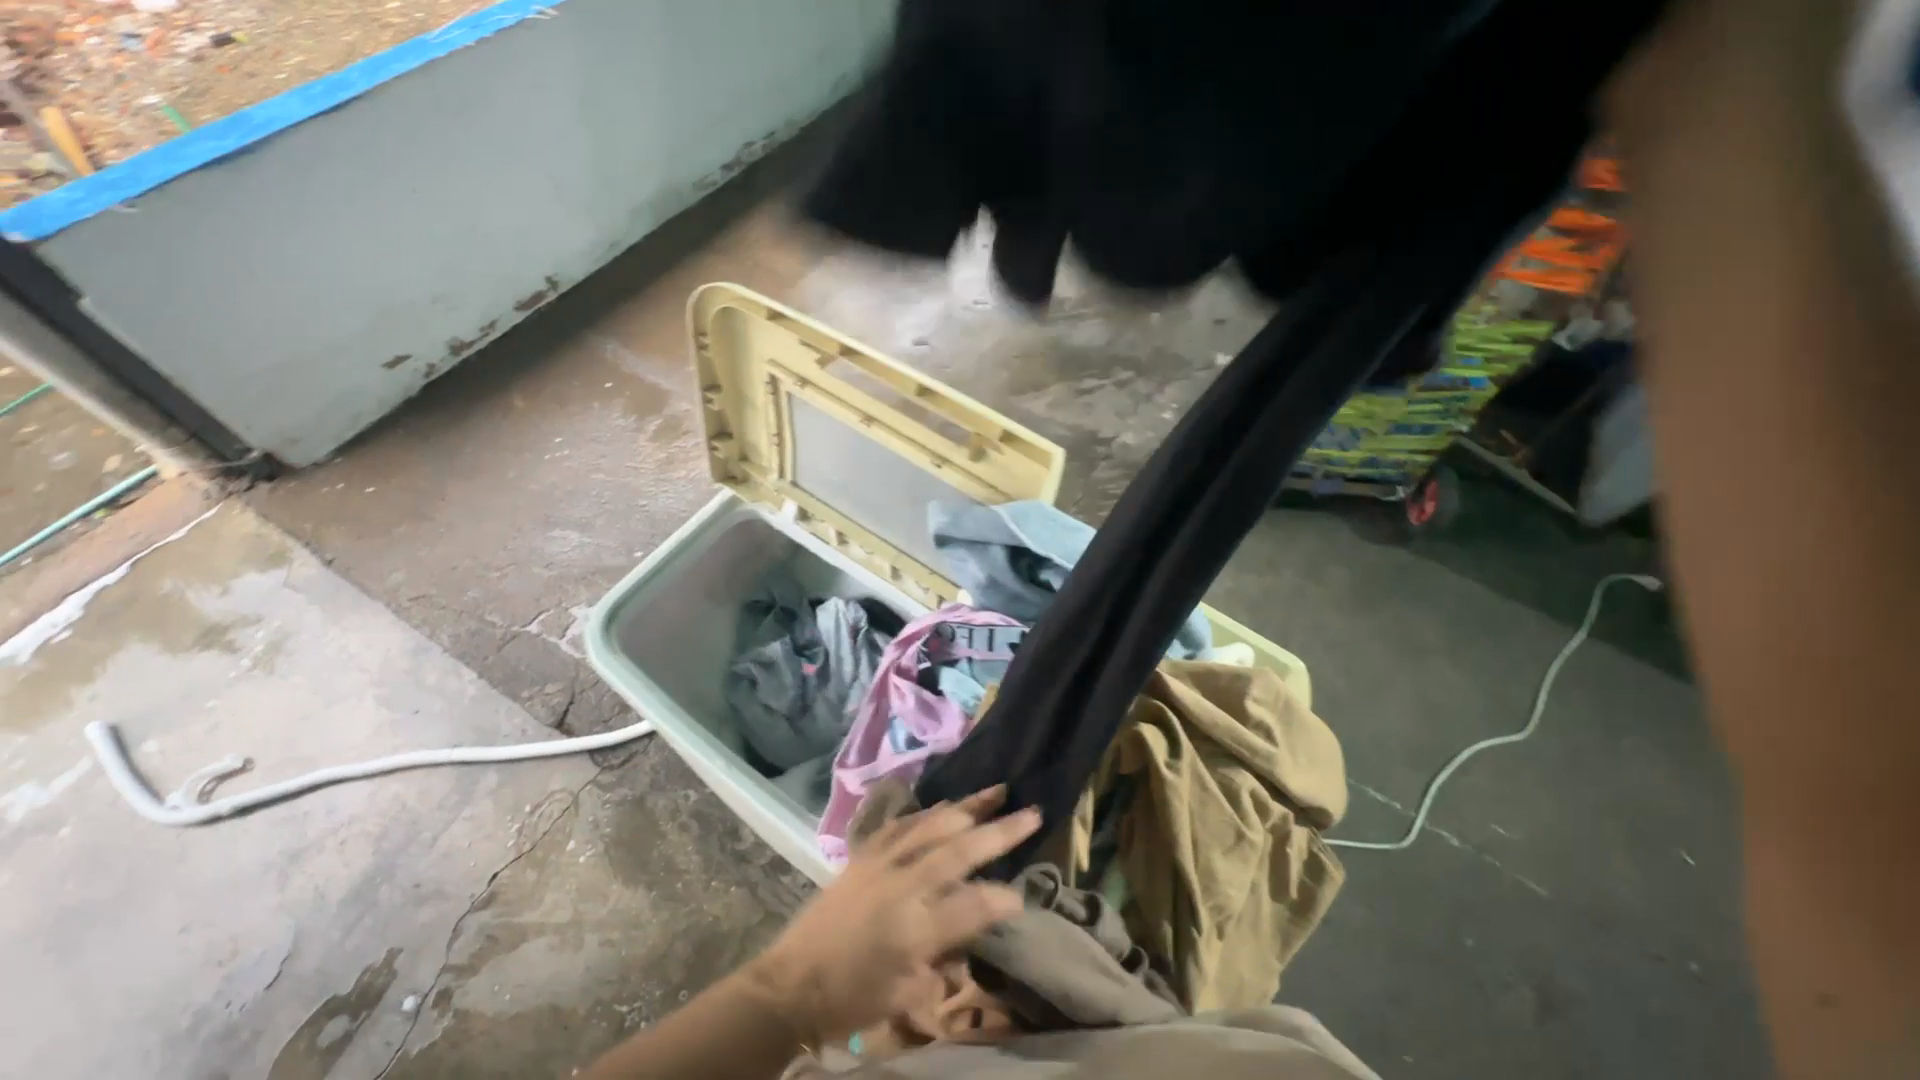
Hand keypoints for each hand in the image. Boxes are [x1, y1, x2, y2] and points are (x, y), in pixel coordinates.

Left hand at [740, 787, 1040, 1043]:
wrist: (789, 984)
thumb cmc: (851, 998)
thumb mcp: (906, 994)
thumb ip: (943, 959)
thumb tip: (973, 932)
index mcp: (915, 928)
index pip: (973, 904)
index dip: (1002, 898)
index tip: (1023, 895)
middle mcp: (901, 885)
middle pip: (958, 849)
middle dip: (999, 831)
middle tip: (1033, 812)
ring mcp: (880, 864)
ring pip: (932, 824)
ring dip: (967, 806)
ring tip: (997, 790)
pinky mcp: (862, 856)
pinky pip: (902, 824)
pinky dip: (929, 812)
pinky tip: (945, 806)